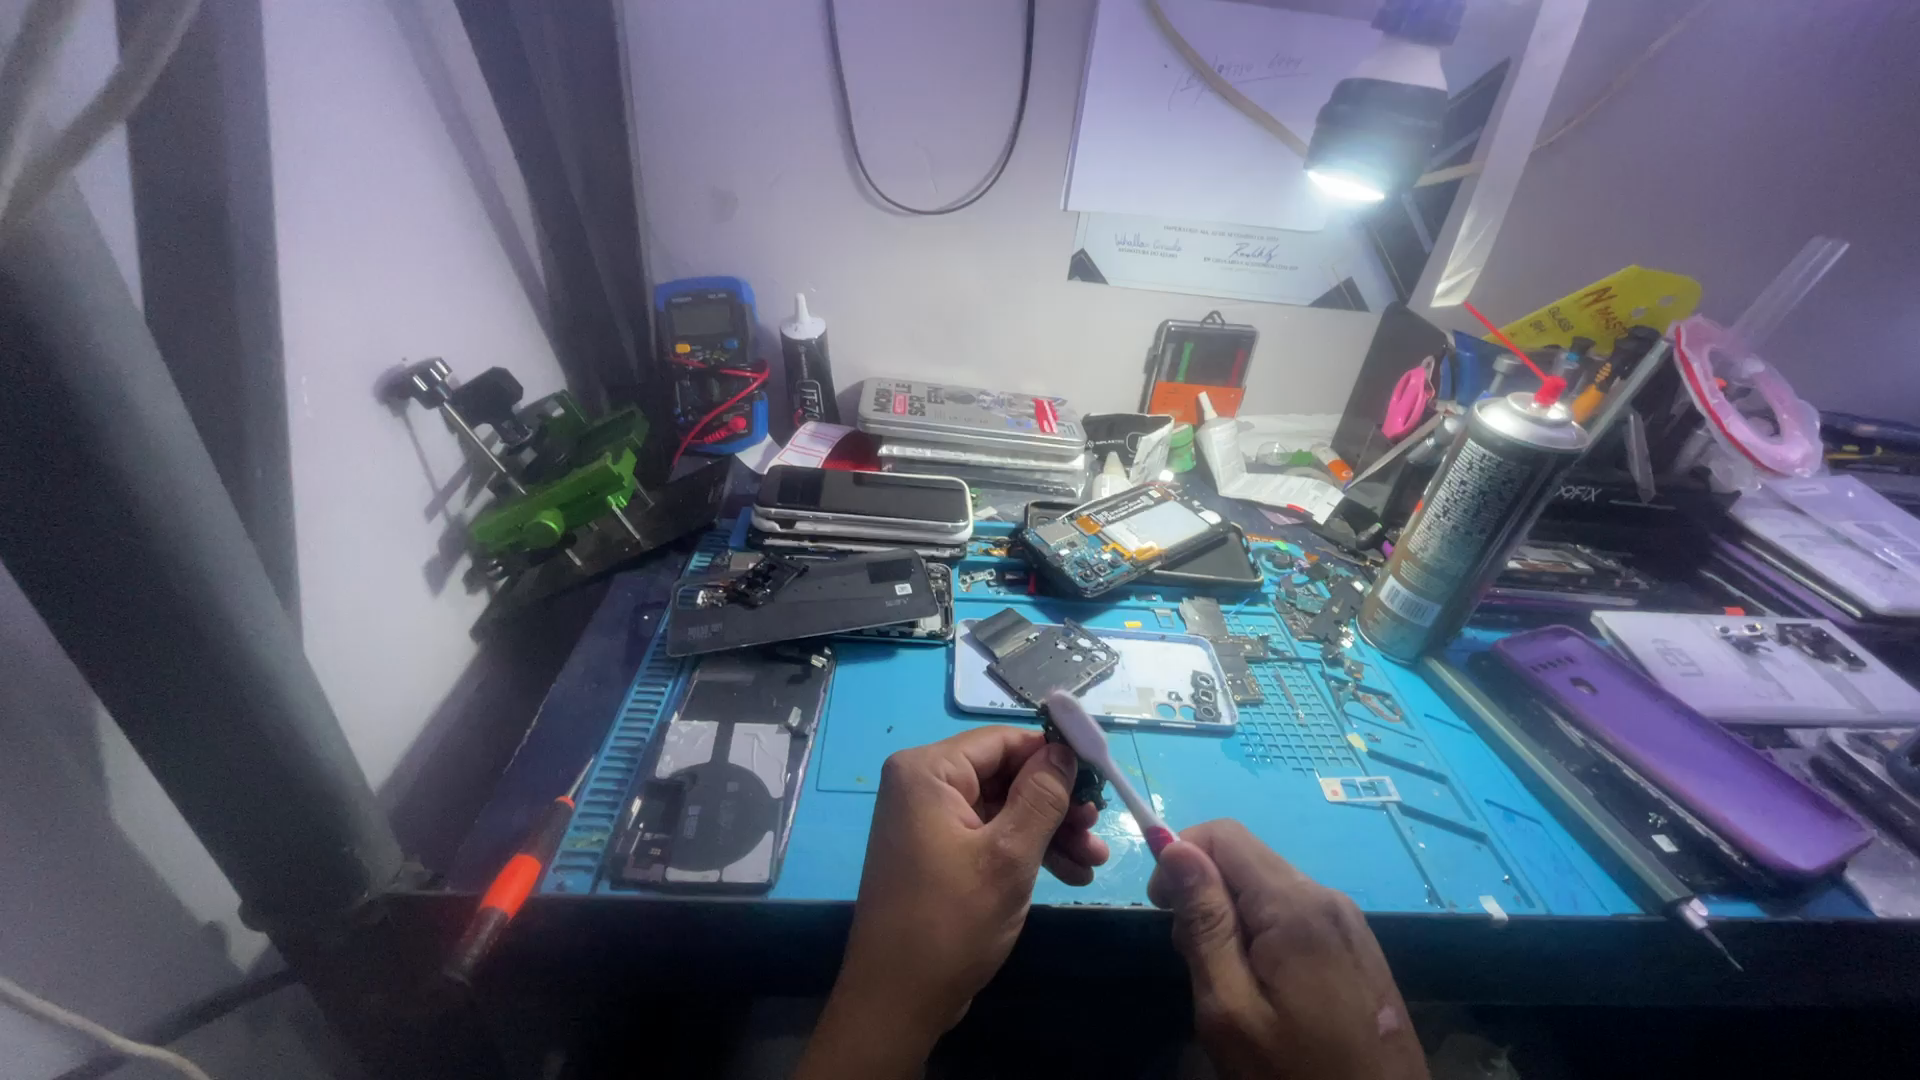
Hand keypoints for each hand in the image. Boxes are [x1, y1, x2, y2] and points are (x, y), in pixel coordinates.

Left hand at [796, 726, 1108, 1078]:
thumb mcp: (1008, 856)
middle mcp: (923, 783)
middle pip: (1005, 774)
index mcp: (928, 770)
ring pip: (1003, 806)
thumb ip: (1042, 796)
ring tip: (1094, 860)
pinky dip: (1026, 850)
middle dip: (1056, 803)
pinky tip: (1070, 874)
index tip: (1099, 777)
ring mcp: (929, 818)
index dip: (1054, 755)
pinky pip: (990, 833)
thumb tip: (1065, 750)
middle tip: (1098, 828)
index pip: (1002, 741)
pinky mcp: (938, 850)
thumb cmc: (950, 923)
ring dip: (1050, 830)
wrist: (896, 1003)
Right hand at [1148, 820, 1426, 1079]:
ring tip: (1227, 981)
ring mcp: (1348, 924)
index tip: (1161, 909)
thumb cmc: (1294, 1078)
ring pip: (1264, 886)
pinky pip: (1291, 913)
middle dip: (1204, 892)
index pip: (1223, 834)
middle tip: (1193, 957)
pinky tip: (1263, 987)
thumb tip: (1174, 845)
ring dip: (1230, 916)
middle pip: (1243, 858)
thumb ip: (1202, 921)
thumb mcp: (1229, 1008)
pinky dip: (1260, 933)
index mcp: (1296, 905)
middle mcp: (1327, 898)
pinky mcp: (1356, 949)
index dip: (1180, 854)